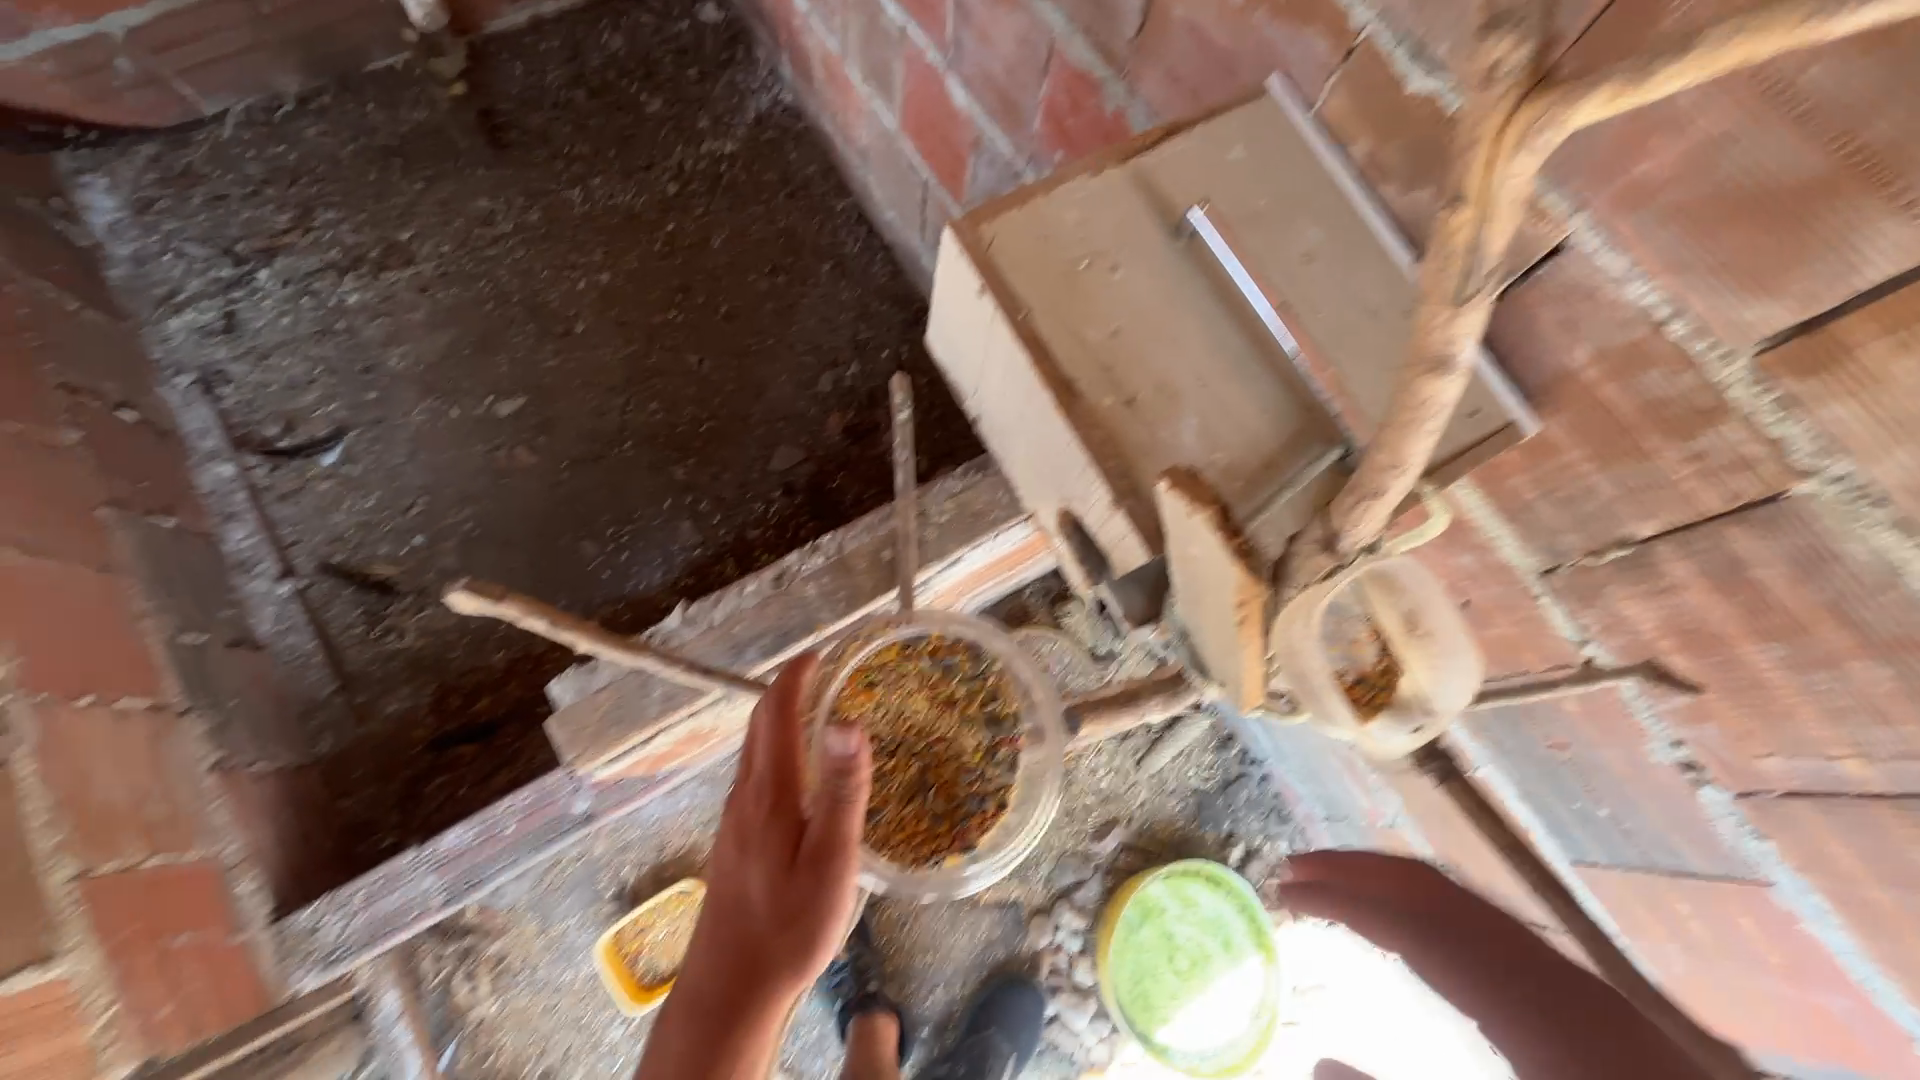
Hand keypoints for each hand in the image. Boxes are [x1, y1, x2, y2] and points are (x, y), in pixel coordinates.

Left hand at [677, 653, 872, 1008]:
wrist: (730, 988)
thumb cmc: (788, 926)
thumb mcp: (830, 860)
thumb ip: (841, 791)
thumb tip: (848, 723)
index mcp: (768, 791)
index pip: (775, 713)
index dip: (796, 676)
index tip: (820, 651)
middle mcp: (745, 796)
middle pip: (759, 726)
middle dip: (788, 690)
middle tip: (824, 671)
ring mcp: (736, 820)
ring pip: (756, 751)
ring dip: (781, 719)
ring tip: (819, 711)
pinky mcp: (736, 842)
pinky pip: (757, 777)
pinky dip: (778, 751)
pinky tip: (802, 775)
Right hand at [1278, 851, 1714, 1079]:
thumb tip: (1315, 1061)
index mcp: (1530, 1004)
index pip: (1410, 921)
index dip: (1339, 897)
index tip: (1280, 890)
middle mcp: (1549, 971)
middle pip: (1434, 889)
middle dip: (1355, 871)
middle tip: (1291, 870)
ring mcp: (1571, 979)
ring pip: (1462, 900)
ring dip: (1388, 883)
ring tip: (1332, 886)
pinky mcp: (1583, 998)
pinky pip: (1486, 925)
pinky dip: (1426, 908)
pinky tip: (1403, 928)